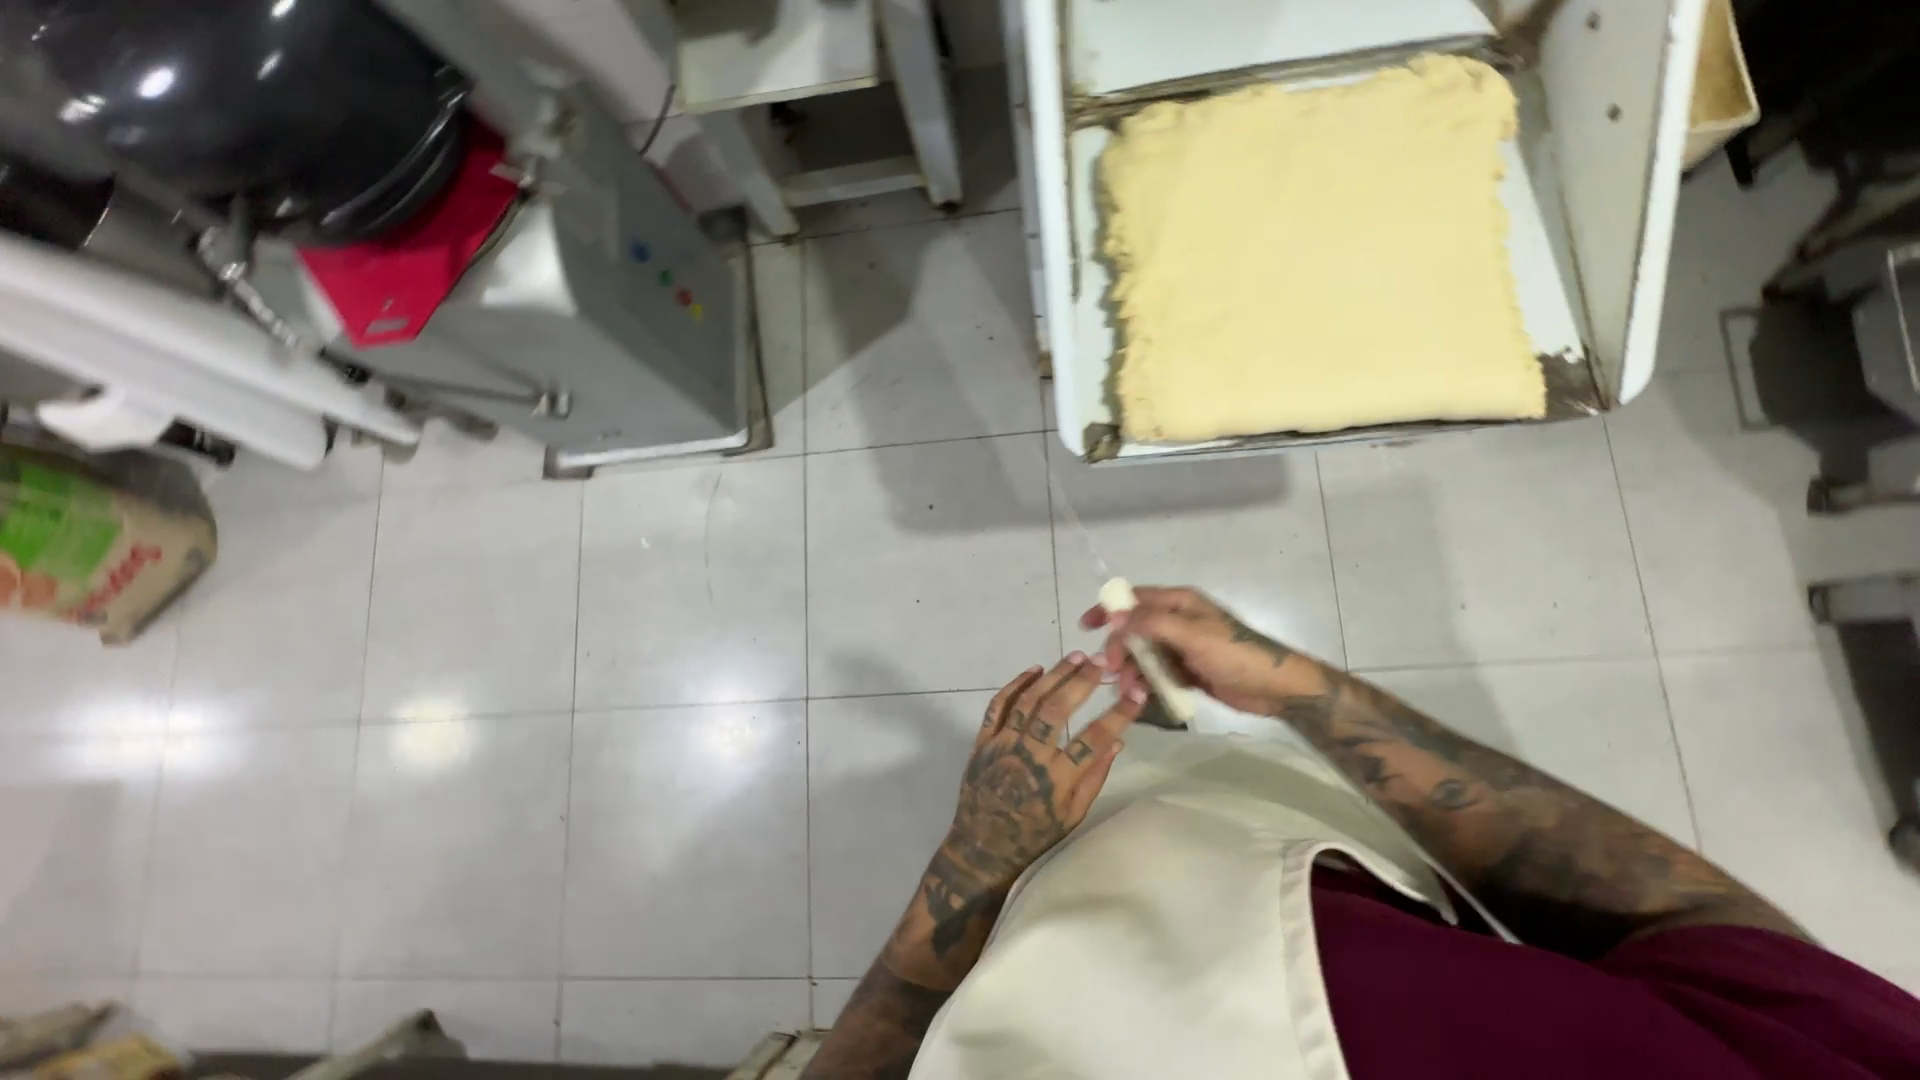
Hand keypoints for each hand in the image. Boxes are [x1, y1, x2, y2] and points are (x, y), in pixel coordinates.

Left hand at [936, 654, 1144, 895]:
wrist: (983, 848)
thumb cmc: (1036, 835)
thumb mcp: (1073, 815)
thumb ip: (1094, 777)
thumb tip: (1119, 740)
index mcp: (1057, 781)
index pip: (1095, 739)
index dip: (1118, 714)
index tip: (1136, 692)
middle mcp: (1029, 758)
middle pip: (1056, 711)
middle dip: (1081, 682)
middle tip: (1101, 661)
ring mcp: (1003, 747)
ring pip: (1028, 702)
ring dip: (1052, 676)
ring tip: (1075, 657)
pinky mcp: (982, 742)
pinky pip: (997, 707)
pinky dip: (1015, 685)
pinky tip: (1034, 670)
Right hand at [1080, 586, 1301, 716]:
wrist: (1275, 688)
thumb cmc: (1235, 654)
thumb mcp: (1191, 634)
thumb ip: (1152, 623)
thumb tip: (1115, 616)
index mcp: (1179, 603)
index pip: (1134, 599)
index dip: (1108, 610)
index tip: (1085, 627)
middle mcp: (1178, 620)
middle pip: (1135, 629)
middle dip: (1120, 647)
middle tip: (1113, 670)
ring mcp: (1182, 646)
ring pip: (1144, 654)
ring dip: (1132, 669)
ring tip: (1128, 689)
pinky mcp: (1187, 670)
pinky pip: (1157, 672)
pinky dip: (1146, 682)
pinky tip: (1141, 695)